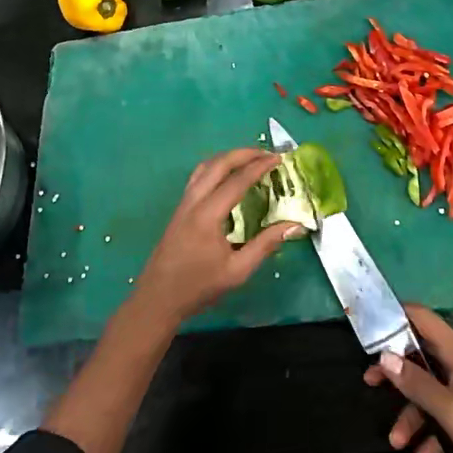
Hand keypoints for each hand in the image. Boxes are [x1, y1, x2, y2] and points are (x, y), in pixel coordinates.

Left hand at [131, 148, 300, 324]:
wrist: (158, 298)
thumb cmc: (199, 287)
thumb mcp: (238, 270)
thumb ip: (266, 245)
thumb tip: (294, 226)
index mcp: (208, 215)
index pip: (237, 181)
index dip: (259, 166)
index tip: (279, 159)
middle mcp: (193, 202)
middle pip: (218, 164)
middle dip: (244, 154)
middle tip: (268, 153)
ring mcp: (183, 204)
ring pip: (205, 167)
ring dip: (228, 157)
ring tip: (250, 159)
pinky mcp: (179, 209)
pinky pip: (198, 177)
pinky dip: (216, 168)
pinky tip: (228, 177)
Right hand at [365, 305, 452, 452]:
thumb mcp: (451, 411)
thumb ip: (417, 384)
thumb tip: (385, 356)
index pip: (426, 320)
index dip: (398, 316)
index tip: (370, 324)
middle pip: (423, 359)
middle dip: (396, 372)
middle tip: (368, 382)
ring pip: (432, 396)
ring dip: (412, 418)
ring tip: (397, 444)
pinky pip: (445, 423)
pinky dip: (432, 440)